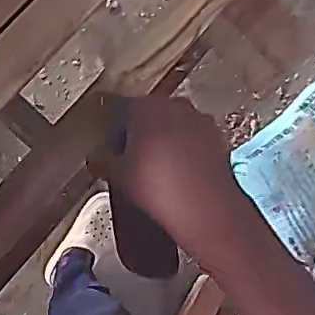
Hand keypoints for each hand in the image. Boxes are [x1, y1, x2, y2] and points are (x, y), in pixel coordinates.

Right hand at [115, 96, 256, 268]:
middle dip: (137, 132)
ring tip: (150, 167)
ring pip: (172, 125)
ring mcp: (200, 121)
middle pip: (148, 113)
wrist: (203, 207)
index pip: (119, 107)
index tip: (106, 139)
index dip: (110, 126)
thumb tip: (97, 157)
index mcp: (146, 107)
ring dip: (161, 140)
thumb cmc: (159, 186)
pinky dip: (181, 151)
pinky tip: (173, 173)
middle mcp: (176, 106)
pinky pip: (191, 140)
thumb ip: (102, 160)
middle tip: (126, 155)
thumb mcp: (118, 175)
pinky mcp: (217, 139)